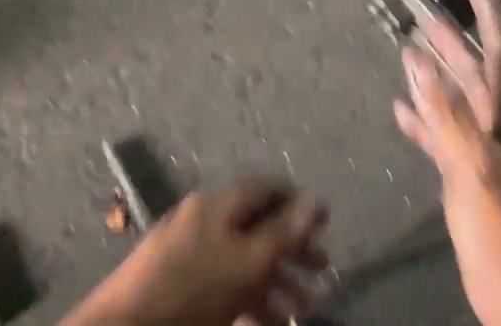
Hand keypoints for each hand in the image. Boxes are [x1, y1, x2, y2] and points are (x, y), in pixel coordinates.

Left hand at [62, 178, 328, 325]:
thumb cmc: (194, 289)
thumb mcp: (249, 261)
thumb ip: (285, 232)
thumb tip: (316, 199)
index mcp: (219, 203)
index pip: (268, 188)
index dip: (299, 203)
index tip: (326, 225)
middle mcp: (203, 219)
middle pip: (258, 226)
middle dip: (292, 250)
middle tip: (321, 271)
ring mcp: (187, 251)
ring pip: (241, 259)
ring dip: (275, 283)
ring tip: (302, 312)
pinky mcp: (175, 284)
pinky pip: (221, 282)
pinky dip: (247, 298)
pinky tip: (266, 323)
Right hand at [395, 0, 500, 325]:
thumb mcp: (477, 170)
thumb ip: (448, 115)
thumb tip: (419, 58)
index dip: (489, 20)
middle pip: (478, 77)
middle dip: (454, 46)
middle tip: (425, 18)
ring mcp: (490, 161)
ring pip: (461, 107)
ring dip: (437, 81)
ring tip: (407, 55)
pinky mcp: (474, 188)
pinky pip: (446, 144)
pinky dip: (425, 125)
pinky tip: (402, 115)